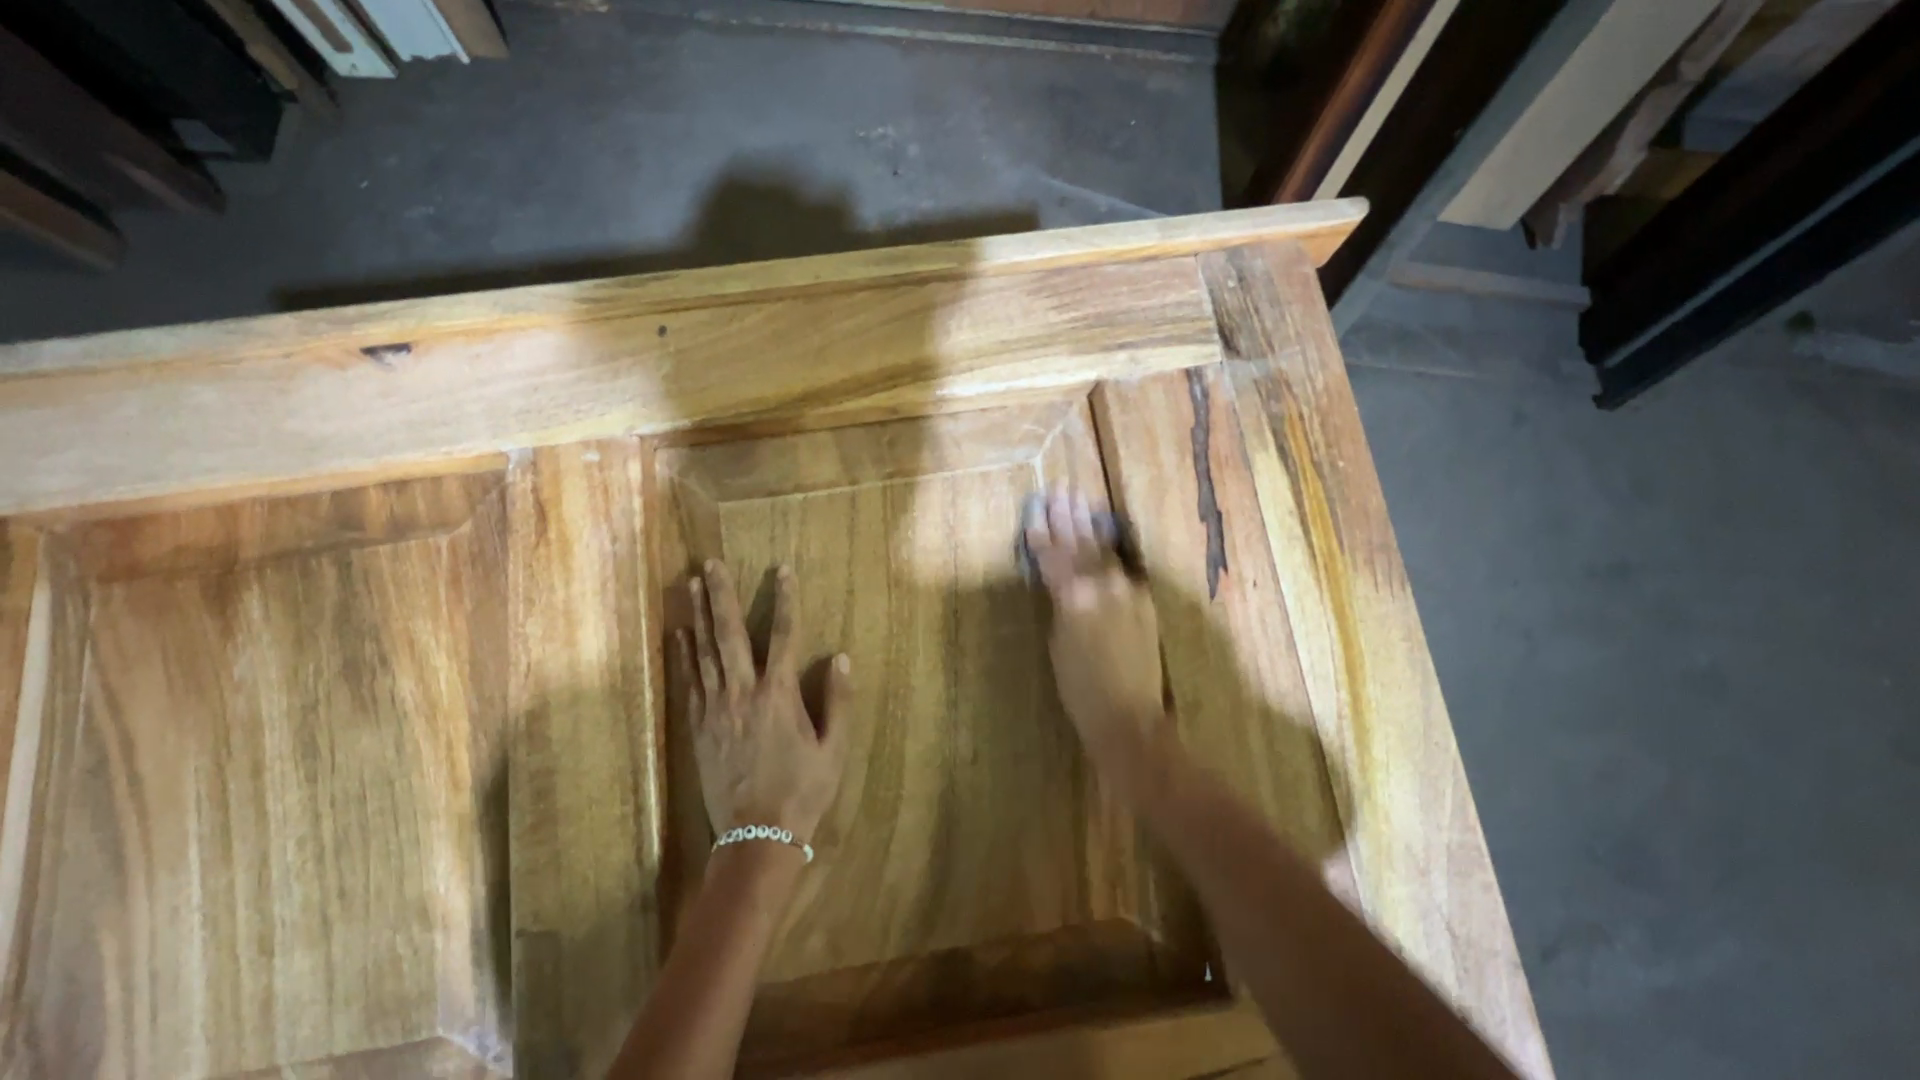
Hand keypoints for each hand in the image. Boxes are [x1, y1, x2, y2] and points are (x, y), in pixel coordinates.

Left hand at [677, 560, 851, 844]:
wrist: (757, 834)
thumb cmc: (803, 791)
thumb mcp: (834, 749)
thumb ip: (838, 701)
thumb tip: (842, 657)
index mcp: (780, 695)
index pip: (784, 635)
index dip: (786, 599)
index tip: (783, 569)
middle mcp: (743, 694)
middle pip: (730, 634)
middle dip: (722, 596)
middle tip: (712, 563)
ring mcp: (715, 710)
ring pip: (704, 653)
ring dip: (697, 616)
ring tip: (691, 584)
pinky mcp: (698, 727)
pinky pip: (688, 682)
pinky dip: (681, 655)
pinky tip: (677, 634)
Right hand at [1025, 488, 1168, 771]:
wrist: (1130, 716)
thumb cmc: (1080, 690)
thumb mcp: (1058, 642)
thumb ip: (1061, 604)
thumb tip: (1060, 583)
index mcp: (1072, 595)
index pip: (1050, 554)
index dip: (1040, 530)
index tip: (1034, 506)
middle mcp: (1101, 583)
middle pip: (1078, 542)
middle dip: (1066, 516)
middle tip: (1059, 488)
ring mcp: (1127, 588)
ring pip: (1102, 549)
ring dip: (1088, 524)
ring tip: (1077, 500)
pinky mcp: (1144, 599)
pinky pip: (1121, 565)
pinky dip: (1109, 547)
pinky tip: (1103, 532)